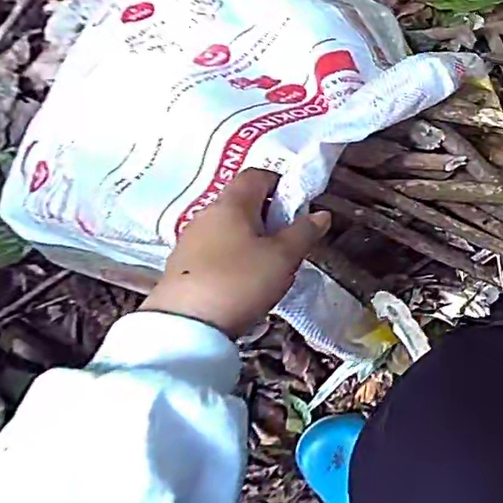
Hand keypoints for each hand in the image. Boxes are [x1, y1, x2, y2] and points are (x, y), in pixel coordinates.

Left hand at [141, 168, 331, 338]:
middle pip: (242, 201)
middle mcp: (206, 215)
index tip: (299, 202)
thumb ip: (305, 231)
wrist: (184, 327)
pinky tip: (247, 276)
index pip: (256, 175)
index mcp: (231, 204)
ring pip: (229, 226)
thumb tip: (321, 214)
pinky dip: (234, 253)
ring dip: (252, 235)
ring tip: (272, 259)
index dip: (281, 182)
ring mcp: (190, 241)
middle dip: (269, 212)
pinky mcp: (182, 266)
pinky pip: (215, 248)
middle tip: (292, 233)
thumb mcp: (284, 256)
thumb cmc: (241, 280)